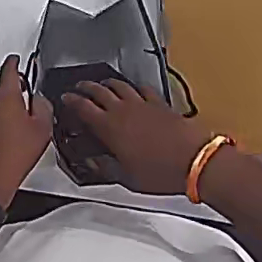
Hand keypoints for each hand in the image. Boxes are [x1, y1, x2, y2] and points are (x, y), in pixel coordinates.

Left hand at [0, 55, 53, 208]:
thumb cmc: (13, 154)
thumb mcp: (42, 127)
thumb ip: (43, 105)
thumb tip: (39, 99)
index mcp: (4, 94)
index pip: (9, 67)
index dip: (16, 61)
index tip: (18, 58)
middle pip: (5, 85)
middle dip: (18, 92)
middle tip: (32, 106)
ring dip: (10, 107)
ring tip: (23, 128)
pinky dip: (2, 118)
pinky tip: (13, 136)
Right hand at [61, 79, 209, 195]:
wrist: (196, 161)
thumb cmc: (162, 172)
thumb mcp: (126, 178)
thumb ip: (106, 168)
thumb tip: (94, 164)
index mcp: (109, 127)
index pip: (82, 107)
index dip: (71, 101)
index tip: (66, 98)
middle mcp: (123, 111)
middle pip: (98, 90)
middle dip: (85, 87)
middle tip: (79, 87)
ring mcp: (142, 104)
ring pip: (119, 85)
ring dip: (107, 83)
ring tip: (102, 83)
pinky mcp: (160, 104)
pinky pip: (142, 89)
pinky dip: (134, 87)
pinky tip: (135, 89)